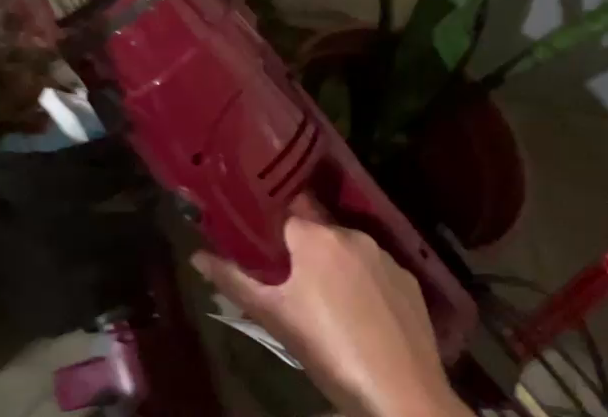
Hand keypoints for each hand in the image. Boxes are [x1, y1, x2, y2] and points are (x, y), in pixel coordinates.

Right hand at [193, 218, 471, 416]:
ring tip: (324, 297)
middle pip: (316, 229)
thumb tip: (196, 255)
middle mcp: (352, 235)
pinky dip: (364, 282)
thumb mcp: (273, 316)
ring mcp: (386, 258)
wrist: (402, 395)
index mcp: (315, 236)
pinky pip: (376, 270)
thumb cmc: (328, 349)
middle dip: (301, 247)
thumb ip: (233, 281)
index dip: (270, 228)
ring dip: (333, 263)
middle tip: (287, 277)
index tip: (259, 243)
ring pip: (348, 248)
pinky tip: (359, 312)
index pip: (283, 214)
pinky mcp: (411, 283)